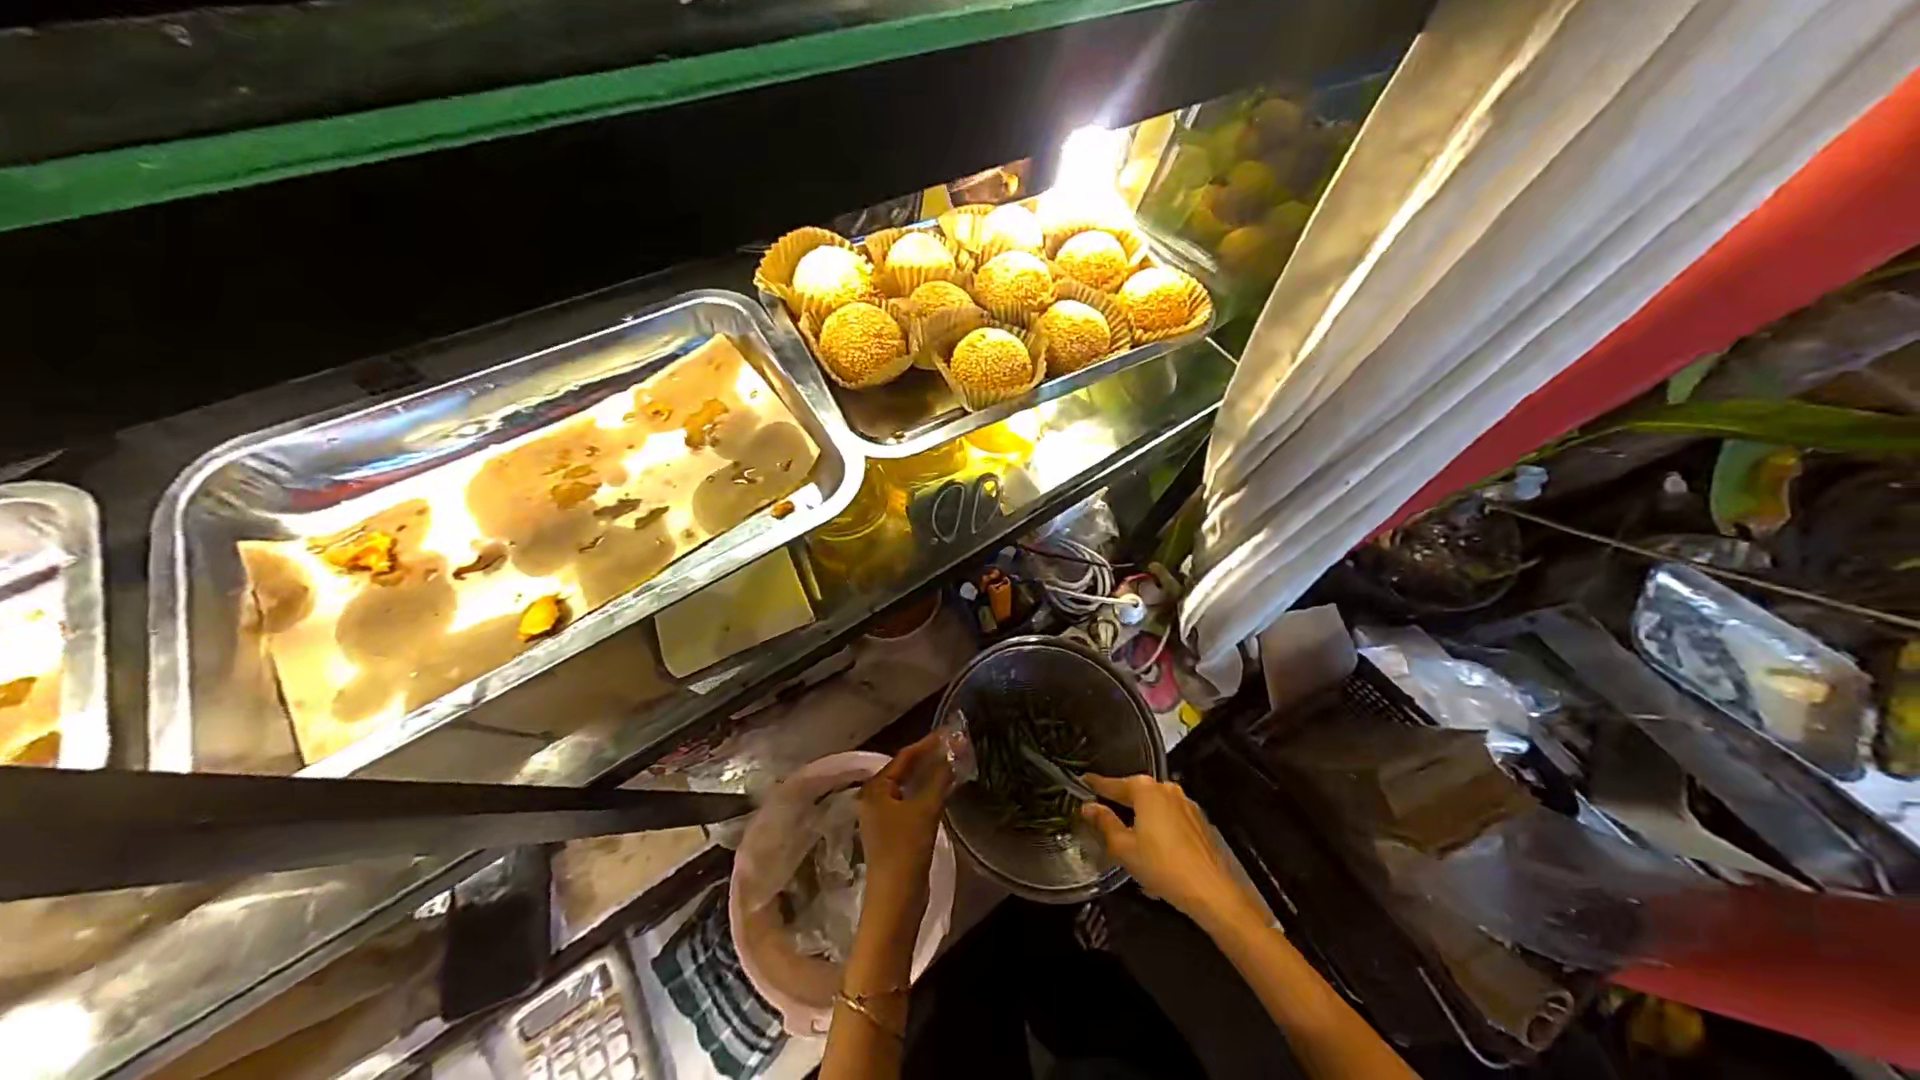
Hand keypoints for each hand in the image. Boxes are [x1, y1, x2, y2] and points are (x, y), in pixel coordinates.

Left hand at [858, 733, 954, 920]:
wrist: (896, 900)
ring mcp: (883, 817)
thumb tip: (953, 751)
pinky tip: (944, 790)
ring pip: (909, 788)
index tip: (949, 732)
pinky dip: (928, 793)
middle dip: (929, 758)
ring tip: (953, 763)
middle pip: (904, 771)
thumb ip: (939, 778)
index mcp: (875, 789)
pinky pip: (912, 803)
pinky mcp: (894, 833)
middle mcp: (874, 799)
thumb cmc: (906, 850)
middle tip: (954, 745)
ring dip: (930, 776)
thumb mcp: (925, 810)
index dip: (927, 744)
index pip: (903, 757)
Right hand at [1082, 774, 1257, 929]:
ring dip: (1141, 817)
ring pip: (1155, 806)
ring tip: (1129, 837)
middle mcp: (1167, 789)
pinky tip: (1155, 849)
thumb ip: (1103, 822)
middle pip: (1136, 793)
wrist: (1212, 890)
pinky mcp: (1200, 822)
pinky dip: (1159, 827)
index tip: (1083, 781)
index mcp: (1146, 790)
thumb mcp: (1123, 847)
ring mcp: (1187, 805)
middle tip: (1103, 815)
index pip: (1113, 784)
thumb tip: (1088, 807)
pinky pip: (1170, 818)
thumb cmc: (1162, 865)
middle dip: (1120, 803)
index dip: (1095, 785)